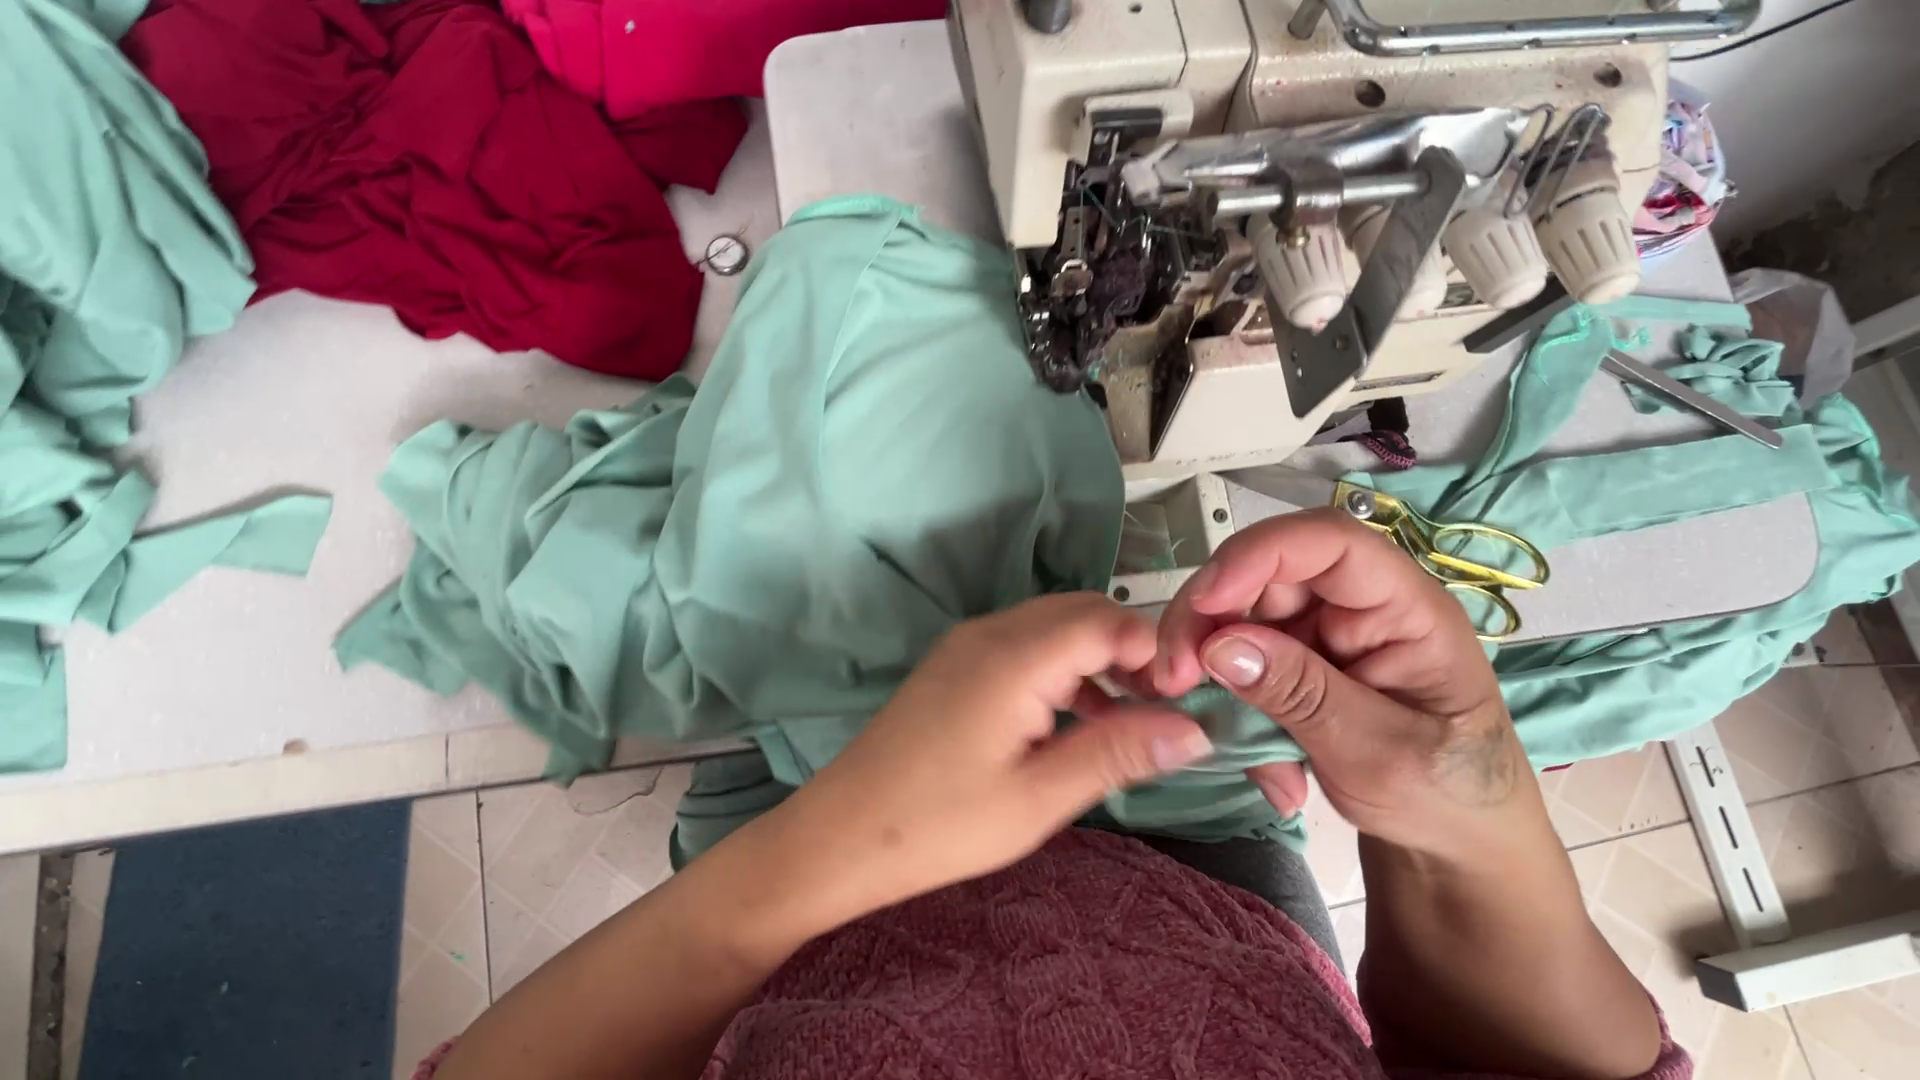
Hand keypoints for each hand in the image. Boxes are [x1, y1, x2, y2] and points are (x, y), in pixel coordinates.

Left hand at [762, 592, 1214, 924]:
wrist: (842, 834)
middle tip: (1162, 708)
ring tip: (1128, 718)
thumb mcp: (1040, 797)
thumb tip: (1196, 729)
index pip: (1106, 619)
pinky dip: (1061, 669)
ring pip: (1054, 626)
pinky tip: (1074, 719)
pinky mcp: (955, 663)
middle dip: (1130, 650)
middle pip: (1082, 612)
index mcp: (1014, 656)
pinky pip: (1025, 645)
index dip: (1155, 650)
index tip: (1185, 698)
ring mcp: (967, 643)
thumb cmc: (941, 824)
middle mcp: (991, 631)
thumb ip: (1119, 752)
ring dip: (1097, 659)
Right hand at [1153, 509, 1541, 862]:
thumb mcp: (1379, 754)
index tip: (1203, 604)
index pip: (1328, 543)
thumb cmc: (1447, 797)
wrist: (1455, 846)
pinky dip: (1230, 709)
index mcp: (1404, 607)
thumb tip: (1217, 646)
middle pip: (1263, 575)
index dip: (1259, 554)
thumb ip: (1302, 695)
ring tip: (1217, 736)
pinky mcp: (1295, 665)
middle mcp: (1356, 606)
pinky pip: (1239, 664)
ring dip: (1211, 672)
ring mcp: (1322, 635)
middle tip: (1173, 679)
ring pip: (1239, 617)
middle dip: (1207, 619)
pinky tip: (1266, 767)